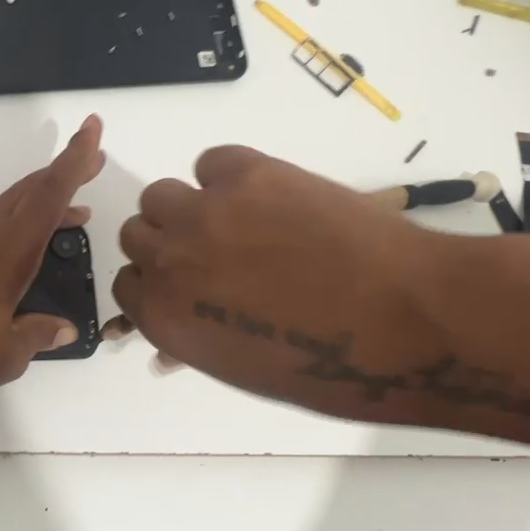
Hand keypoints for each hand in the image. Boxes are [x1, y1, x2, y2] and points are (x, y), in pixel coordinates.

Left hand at [0, 116, 106, 436]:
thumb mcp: (6, 355)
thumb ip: (37, 334)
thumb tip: (63, 329)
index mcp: (3, 252)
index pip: (48, 194)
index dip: (75, 161)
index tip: (92, 129)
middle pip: (23, 194)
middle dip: (58, 179)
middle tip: (88, 170)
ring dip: (26, 209)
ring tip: (51, 223)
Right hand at [109, 146, 455, 422]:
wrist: (403, 318)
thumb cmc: (325, 365)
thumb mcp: (239, 369)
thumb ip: (191, 343)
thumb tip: (167, 347)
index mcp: (161, 317)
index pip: (126, 285)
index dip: (154, 283)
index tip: (184, 283)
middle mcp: (167, 261)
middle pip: (136, 235)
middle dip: (167, 244)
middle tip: (212, 252)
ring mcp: (203, 212)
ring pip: (161, 195)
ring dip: (187, 207)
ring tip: (235, 218)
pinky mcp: (247, 174)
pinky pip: (212, 161)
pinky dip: (226, 175)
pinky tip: (264, 195)